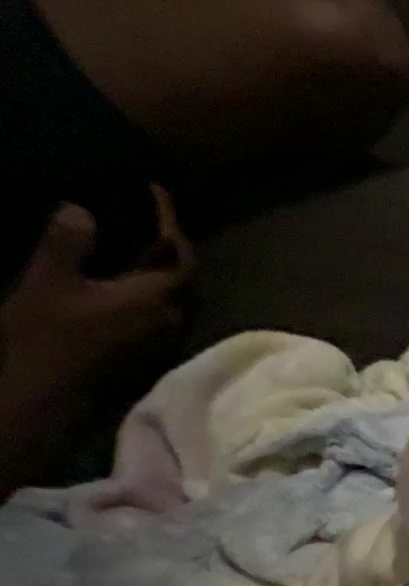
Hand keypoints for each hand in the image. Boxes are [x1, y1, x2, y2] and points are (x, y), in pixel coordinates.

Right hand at [0, 190, 191, 391]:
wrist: (47, 393)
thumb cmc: (49, 336)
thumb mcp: (48, 282)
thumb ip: (68, 245)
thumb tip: (81, 209)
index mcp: (159, 297)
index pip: (182, 254)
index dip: (171, 222)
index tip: (156, 192)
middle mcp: (174, 316)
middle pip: (184, 274)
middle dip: (170, 246)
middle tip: (146, 218)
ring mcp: (164, 335)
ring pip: (173, 294)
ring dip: (158, 268)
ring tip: (134, 244)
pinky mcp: (148, 348)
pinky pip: (157, 310)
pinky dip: (145, 288)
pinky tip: (120, 281)